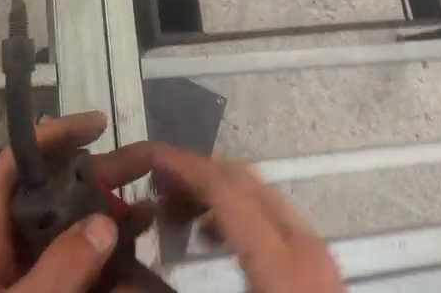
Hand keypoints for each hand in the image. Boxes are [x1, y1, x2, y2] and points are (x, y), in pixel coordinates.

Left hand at [0, 110, 154, 292]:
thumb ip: (63, 266)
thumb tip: (105, 224)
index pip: (21, 155)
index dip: (59, 132)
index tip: (100, 124)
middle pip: (47, 190)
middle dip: (95, 183)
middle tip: (144, 177)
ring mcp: (0, 263)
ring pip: (54, 230)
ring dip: (97, 227)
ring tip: (145, 222)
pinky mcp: (9, 287)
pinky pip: (49, 265)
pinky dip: (83, 264)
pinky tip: (122, 274)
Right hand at [143, 146, 342, 292]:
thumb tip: (121, 279)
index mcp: (280, 264)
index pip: (224, 187)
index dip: (179, 167)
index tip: (140, 161)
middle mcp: (304, 246)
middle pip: (242, 179)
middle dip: (192, 174)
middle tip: (150, 188)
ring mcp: (317, 256)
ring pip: (258, 195)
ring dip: (213, 192)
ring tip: (173, 214)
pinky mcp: (319, 270)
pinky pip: (271, 218)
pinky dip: (235, 214)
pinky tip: (209, 240)